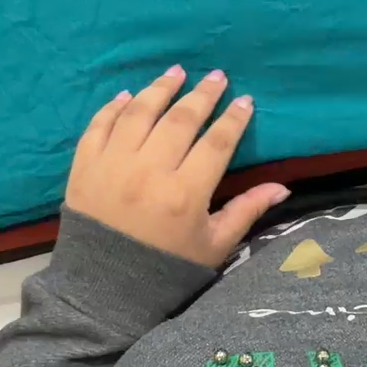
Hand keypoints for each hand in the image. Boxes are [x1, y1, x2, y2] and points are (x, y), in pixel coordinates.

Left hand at [66, 66, 289, 267]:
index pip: (216, 144)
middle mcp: (148, 173)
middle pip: (180, 120)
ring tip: (176, 72)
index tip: (246, 100)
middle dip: (202, 95)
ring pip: (139, 114)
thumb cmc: (165, 271)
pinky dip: (114, 108)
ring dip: (160, 89)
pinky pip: (98, 127)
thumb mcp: (214, 247)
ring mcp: (112, 167)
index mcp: (184, 195)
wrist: (102, 294)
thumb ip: (246, 212)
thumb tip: (283, 187)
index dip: (234, 119)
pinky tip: (130, 95)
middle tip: (217, 76)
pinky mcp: (83, 168)